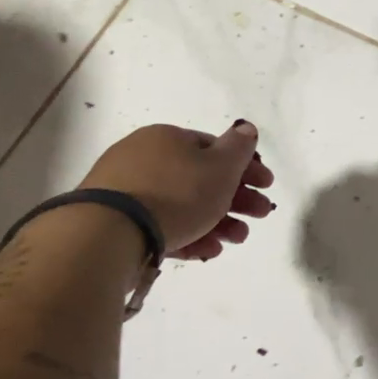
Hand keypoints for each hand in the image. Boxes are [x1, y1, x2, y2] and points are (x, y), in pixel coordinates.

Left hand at [79, 120, 275, 260]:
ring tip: (236, 240)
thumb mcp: (220, 167)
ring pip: (184, 204)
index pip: (214, 148)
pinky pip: (162, 224)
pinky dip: (189, 234)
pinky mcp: (118, 220)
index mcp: (168, 138)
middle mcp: (144, 157)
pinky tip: (207, 250)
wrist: (111, 231)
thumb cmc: (177, 192)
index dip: (246, 167)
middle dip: (237, 199)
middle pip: (201, 178)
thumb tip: (246, 128)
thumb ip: (238, 147)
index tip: (266, 187)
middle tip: (260, 216)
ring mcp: (127, 189)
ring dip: (218, 222)